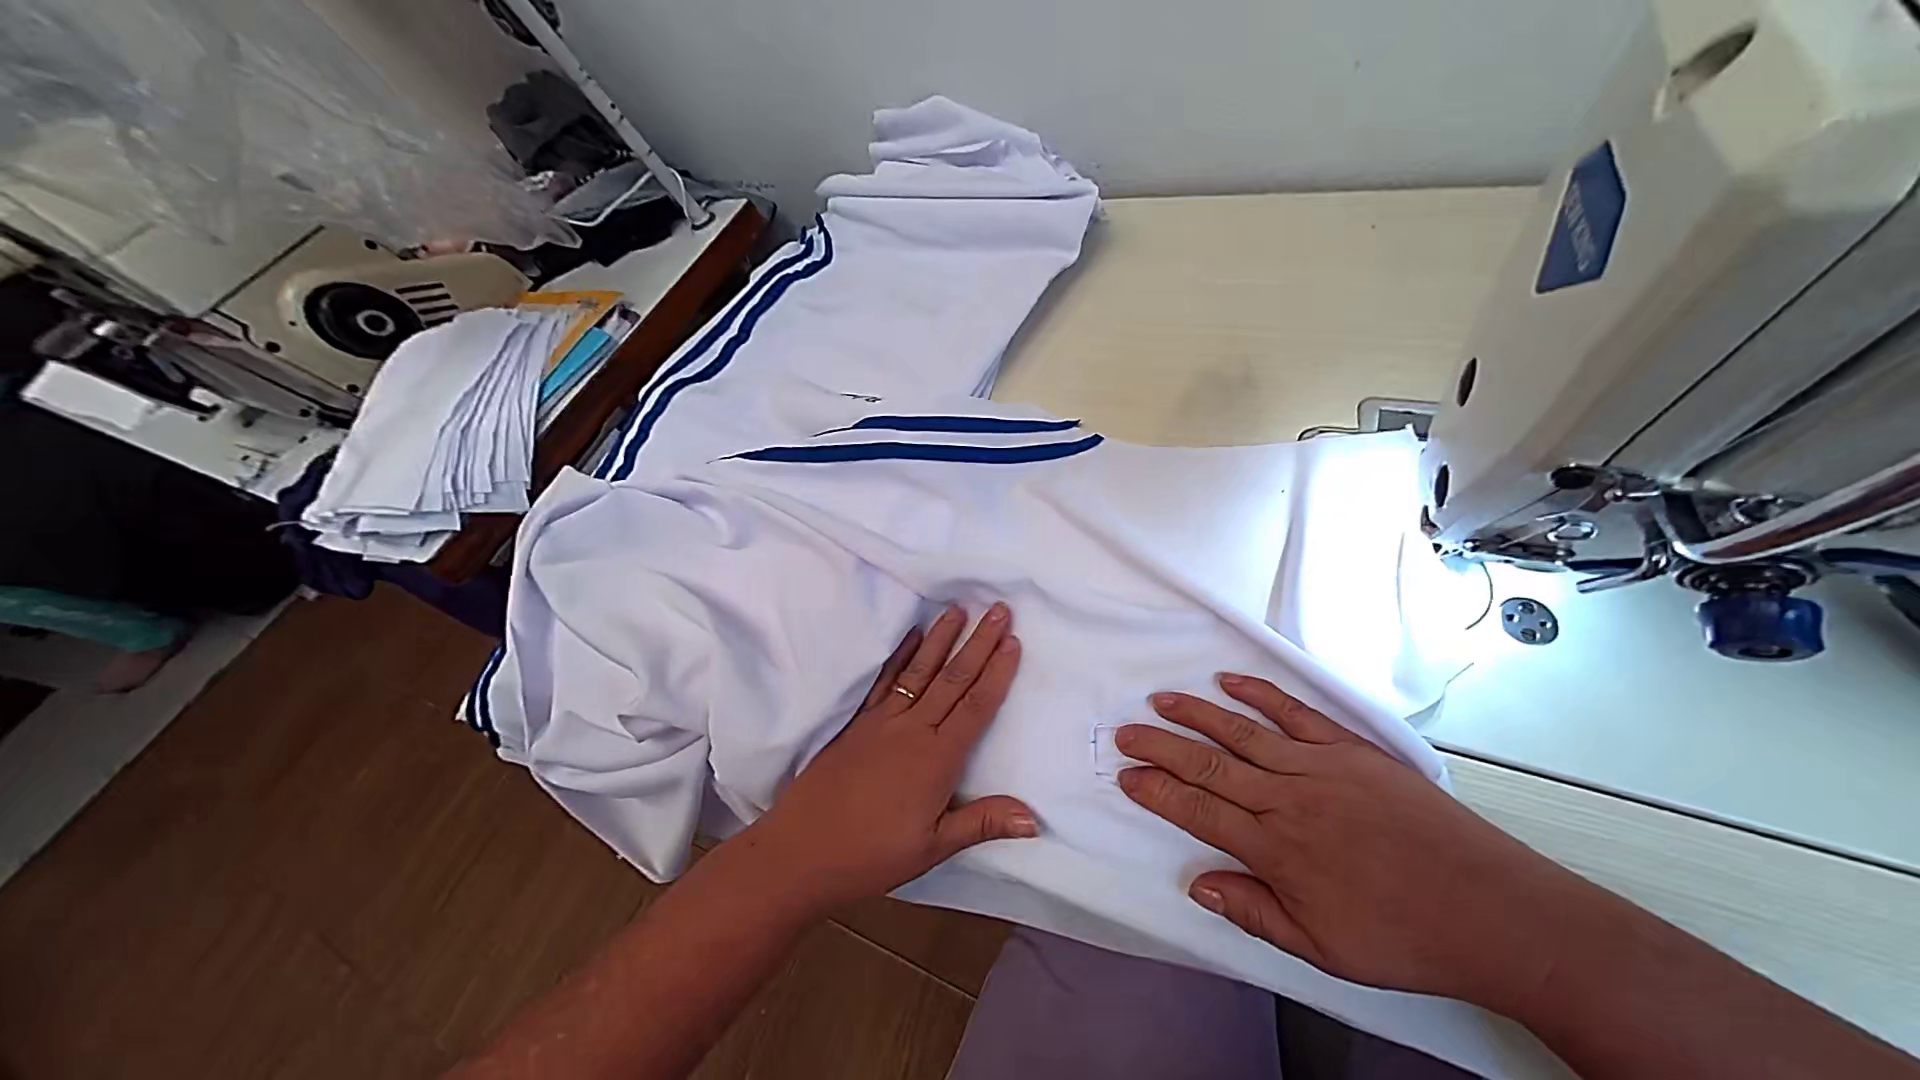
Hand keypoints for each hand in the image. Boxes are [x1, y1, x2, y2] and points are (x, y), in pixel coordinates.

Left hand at [744, 603, 1037, 914]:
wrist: (801, 851)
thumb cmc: (872, 855)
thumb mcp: (933, 848)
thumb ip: (982, 824)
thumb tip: (1034, 819)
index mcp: (937, 759)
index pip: (976, 706)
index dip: (997, 672)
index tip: (1013, 641)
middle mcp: (912, 730)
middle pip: (953, 679)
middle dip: (979, 642)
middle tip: (999, 610)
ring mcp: (881, 722)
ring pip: (919, 671)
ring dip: (941, 638)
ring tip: (958, 609)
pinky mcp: (856, 723)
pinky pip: (883, 681)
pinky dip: (899, 656)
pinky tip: (910, 636)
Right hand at [1116, 674, 1614, 1013]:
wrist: (1496, 913)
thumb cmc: (1404, 937)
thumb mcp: (1322, 948)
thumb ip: (1253, 911)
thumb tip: (1198, 883)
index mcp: (1277, 850)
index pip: (1198, 811)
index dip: (1157, 791)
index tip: (1126, 775)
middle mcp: (1289, 800)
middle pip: (1208, 765)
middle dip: (1160, 747)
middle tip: (1125, 732)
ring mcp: (1320, 768)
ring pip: (1241, 732)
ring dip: (1196, 714)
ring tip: (1160, 700)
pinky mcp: (1353, 750)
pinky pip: (1296, 713)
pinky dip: (1259, 694)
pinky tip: (1231, 681)